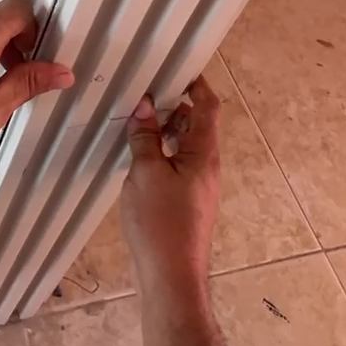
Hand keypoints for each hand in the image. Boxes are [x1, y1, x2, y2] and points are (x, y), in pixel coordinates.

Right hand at [120, 75, 221, 295]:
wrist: (171, 278)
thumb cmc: (162, 222)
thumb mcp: (146, 172)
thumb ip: (145, 137)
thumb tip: (145, 105)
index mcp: (204, 154)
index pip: (207, 107)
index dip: (197, 84)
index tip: (179, 67)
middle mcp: (207, 167)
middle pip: (196, 124)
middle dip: (173, 105)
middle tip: (146, 92)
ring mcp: (198, 186)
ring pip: (184, 145)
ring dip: (165, 129)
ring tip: (137, 120)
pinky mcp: (187, 201)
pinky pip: (177, 163)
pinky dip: (161, 150)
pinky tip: (139, 155)